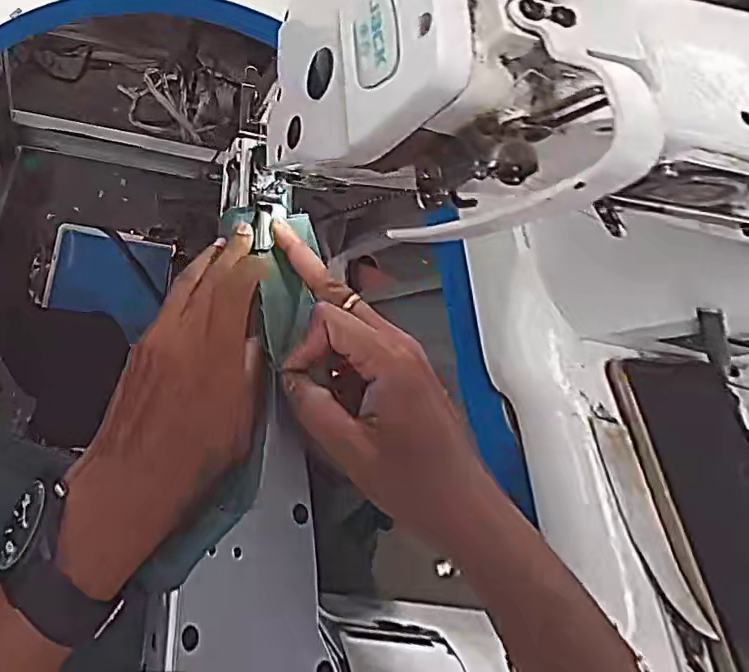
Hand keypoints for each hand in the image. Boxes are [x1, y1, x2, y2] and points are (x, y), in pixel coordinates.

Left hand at [56, 222, 265, 599]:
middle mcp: (182, 337)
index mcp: (213, 354)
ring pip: (184, 284)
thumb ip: (250, 374)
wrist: (129, 478)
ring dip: (206, 261)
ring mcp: (157, 338)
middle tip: (245, 234)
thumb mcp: (239, 422)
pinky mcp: (141, 347)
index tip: (264, 259)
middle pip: (209, 278)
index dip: (252, 268)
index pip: (235, 291)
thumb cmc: (185, 462)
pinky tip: (194, 284)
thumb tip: (255, 346)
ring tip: (221, 248)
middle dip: (230, 252)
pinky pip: (169, 301)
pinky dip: (186, 284)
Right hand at [272, 220, 505, 555]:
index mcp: (390, 359)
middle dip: (308, 272)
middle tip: (284, 241)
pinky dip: (337, 359)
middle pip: (343, 298)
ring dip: (322, 339)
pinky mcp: (403, 370)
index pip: (329, 319)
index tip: (294, 376)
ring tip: (307, 370)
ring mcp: (404, 356)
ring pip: (350, 321)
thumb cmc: (422, 485)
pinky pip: (361, 346)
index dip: (302, 346)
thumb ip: (310, 405)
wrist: (464, 508)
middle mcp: (400, 347)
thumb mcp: (350, 450)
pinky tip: (333, 392)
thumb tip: (290, 377)